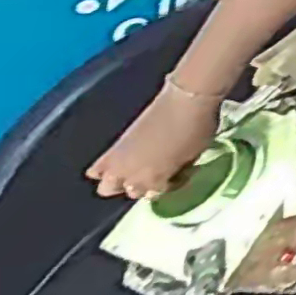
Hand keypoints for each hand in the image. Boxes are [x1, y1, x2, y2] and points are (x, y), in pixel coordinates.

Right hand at [84, 82, 220, 197]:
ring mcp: (117, 163)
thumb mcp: (197, 152)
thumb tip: (175, 170)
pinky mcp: (112, 148)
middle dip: (146, 184)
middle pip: (133, 192)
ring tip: (137, 169)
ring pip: (107, 187)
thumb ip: (181, 167)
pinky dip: (105, 169)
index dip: (170, 185)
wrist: (185, 101)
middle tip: (160, 171)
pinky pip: (97, 169)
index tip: (180, 174)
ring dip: (121, 181)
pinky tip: (120, 162)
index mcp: (155, 179)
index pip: (157, 194)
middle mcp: (131, 177)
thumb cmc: (198, 127)